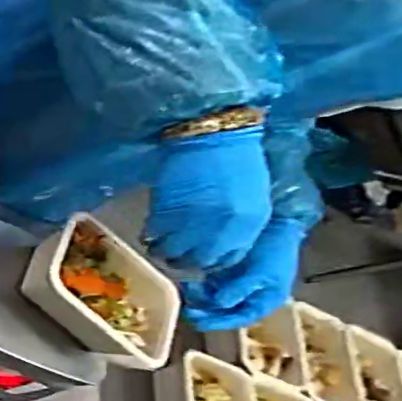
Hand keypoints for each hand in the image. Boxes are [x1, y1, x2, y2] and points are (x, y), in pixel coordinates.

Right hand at [144, 126, 271, 270]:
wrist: (215, 139)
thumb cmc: (238, 163)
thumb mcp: (251, 198)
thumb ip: (236, 223)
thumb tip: (216, 240)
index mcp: (251, 225)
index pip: (229, 259)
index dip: (213, 260)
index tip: (202, 256)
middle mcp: (222, 230)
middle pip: (198, 261)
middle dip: (186, 261)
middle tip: (177, 253)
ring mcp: (191, 224)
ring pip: (171, 253)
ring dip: (164, 251)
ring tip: (160, 243)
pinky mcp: (165, 215)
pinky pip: (153, 236)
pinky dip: (150, 236)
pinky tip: (151, 230)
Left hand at [181, 218, 311, 330]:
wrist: (273, 229)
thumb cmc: (275, 252)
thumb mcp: (263, 273)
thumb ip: (241, 289)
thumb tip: (220, 304)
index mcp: (264, 301)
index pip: (240, 319)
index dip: (219, 323)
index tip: (199, 322)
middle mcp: (247, 297)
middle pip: (221, 312)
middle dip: (204, 312)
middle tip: (187, 309)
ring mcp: (233, 286)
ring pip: (210, 300)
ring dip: (198, 299)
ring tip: (188, 290)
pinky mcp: (222, 276)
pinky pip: (206, 286)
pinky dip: (196, 287)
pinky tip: (188, 281)